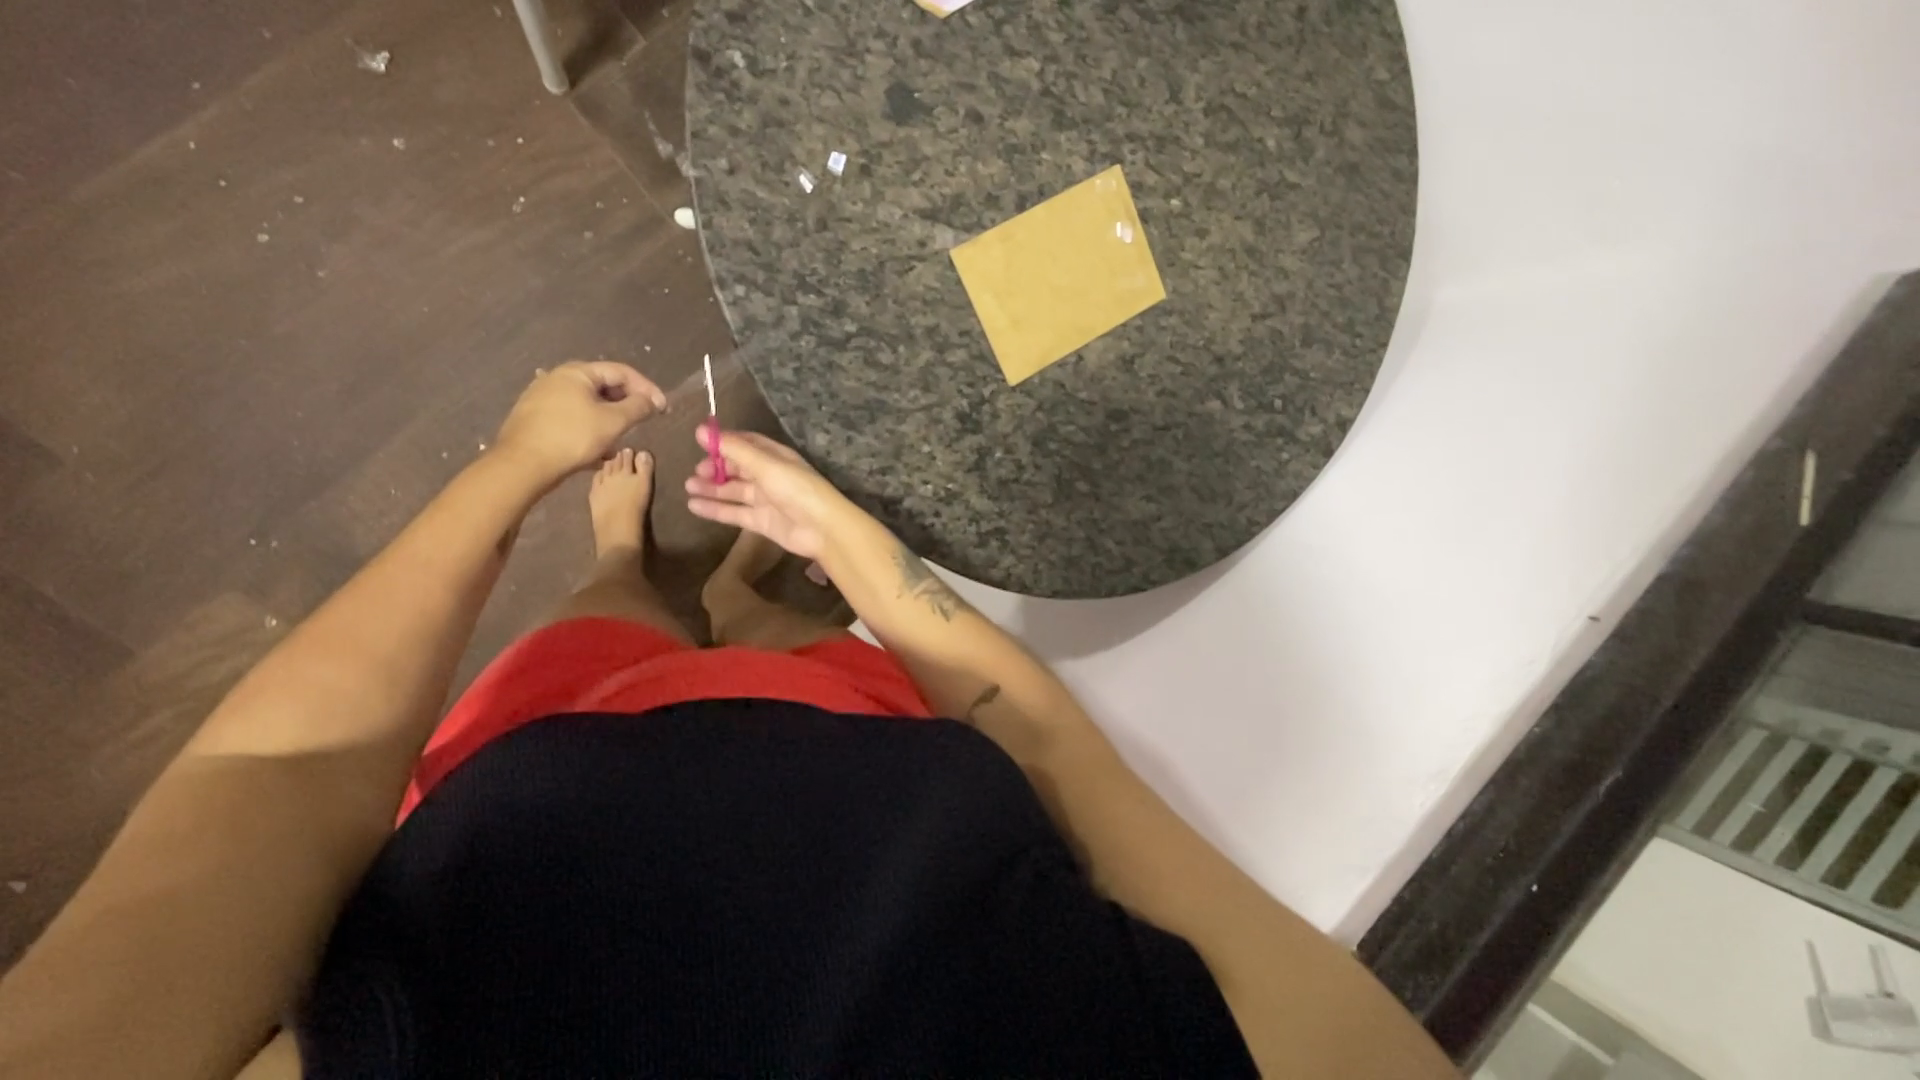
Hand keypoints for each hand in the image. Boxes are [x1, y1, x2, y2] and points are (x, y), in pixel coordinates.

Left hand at [494, 361, 666, 480]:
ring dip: (610, 419)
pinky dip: (590, 427)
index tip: (663, 408)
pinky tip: (597, 448)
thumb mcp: (613, 422)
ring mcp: (543, 397)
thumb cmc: (572, 437)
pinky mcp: (536, 417)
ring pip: (588, 404)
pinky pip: (573, 417)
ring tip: (621, 437)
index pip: (622, 372)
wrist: (523, 464)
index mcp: (577, 372)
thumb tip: (653, 401)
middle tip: (643, 421)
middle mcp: (558, 378)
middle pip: (604, 386)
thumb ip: (638, 407)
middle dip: (627, 404)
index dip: (647, 388)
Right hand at [684, 424, 851, 560]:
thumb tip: (701, 431)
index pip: (747, 443)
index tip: (700, 441)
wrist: (822, 528)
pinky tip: (694, 505)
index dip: (725, 442)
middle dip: (716, 467)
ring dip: (711, 488)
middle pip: (738, 467)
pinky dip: (715, 509)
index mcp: (776, 457)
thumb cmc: (797, 489)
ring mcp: (765, 500)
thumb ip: (734, 450)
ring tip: (688, 486)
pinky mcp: (761, 522)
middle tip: (696, 471)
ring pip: (733, 490)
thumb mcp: (765, 465)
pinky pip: (733, 512)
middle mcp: (770, 476)